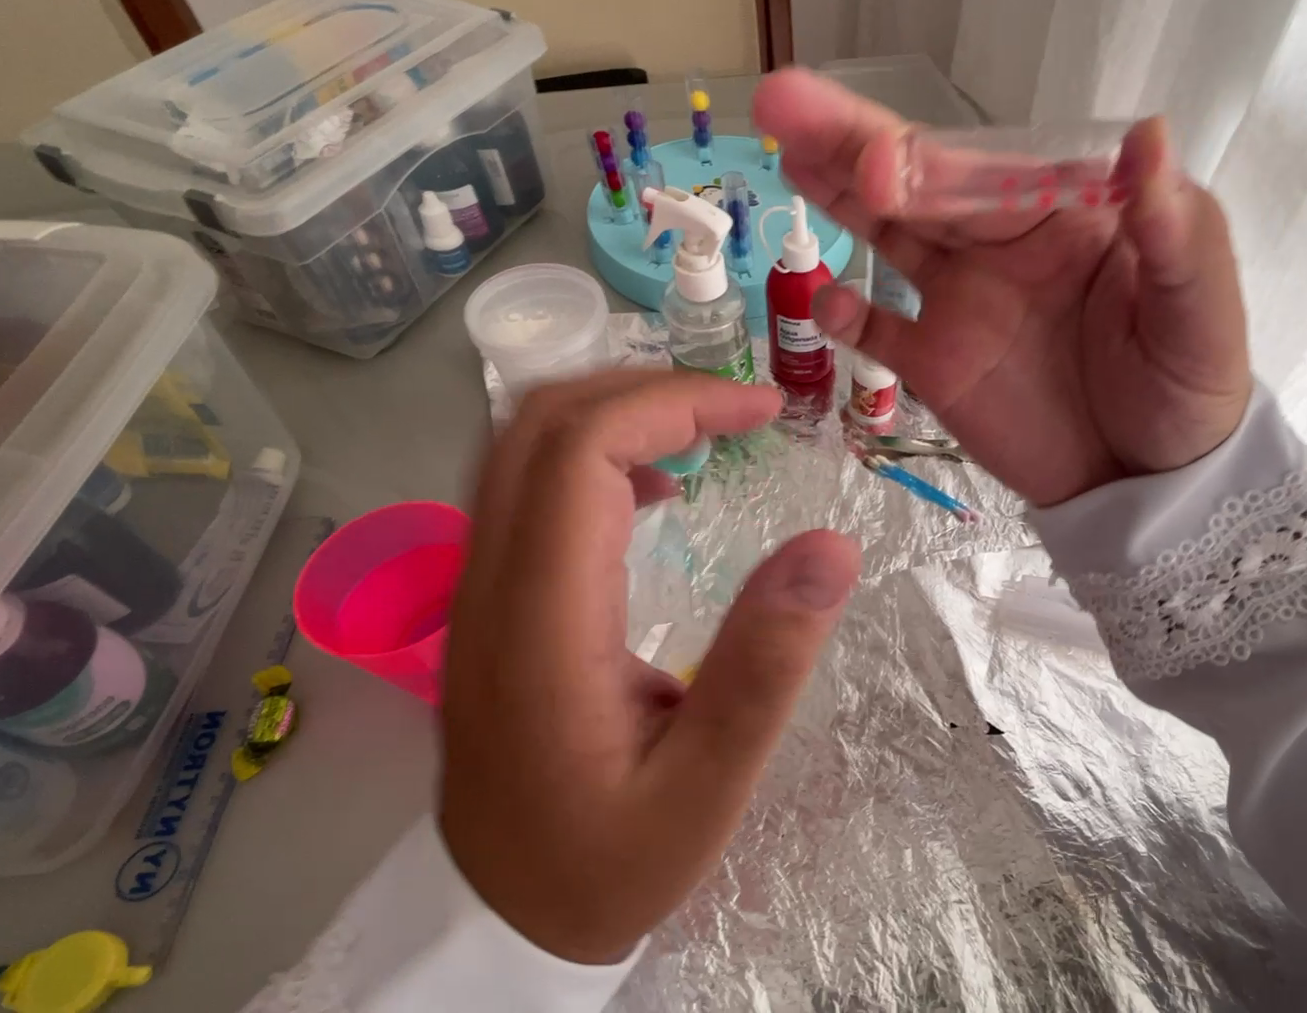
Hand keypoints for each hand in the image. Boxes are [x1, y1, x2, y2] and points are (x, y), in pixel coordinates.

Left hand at [438, 370, 862, 963]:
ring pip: (522, 445)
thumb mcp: (707, 788)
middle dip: (650, 390)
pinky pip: (525, 485)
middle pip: (541, 424)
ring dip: (618, 411)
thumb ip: (764, 667)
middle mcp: (490, 584)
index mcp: (544, 622)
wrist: (499, 916)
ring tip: (706, 431)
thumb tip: (831, 546)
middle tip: (741, 410)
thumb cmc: (608, 863)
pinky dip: (593, 454)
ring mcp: (475, 588)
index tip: (762, 411)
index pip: (581, 451)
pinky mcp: (487, 599)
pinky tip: (653, 487)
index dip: (674, 403)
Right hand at [753, 70, 1254, 506]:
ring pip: (890, 236)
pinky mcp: (937, 363)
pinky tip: (823, 299)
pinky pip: (881, 334)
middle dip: (853, 144)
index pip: (988, 170)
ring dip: (837, 197)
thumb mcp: (1199, 307)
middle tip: (780, 101)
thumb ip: (1174, 229)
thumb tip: (1148, 134)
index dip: (932, 165)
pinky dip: (848, 316)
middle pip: (920, 186)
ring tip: (784, 150)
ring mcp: (962, 303)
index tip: (884, 165)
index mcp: (1064, 212)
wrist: (1150, 482)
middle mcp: (1002, 244)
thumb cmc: (1186, 385)